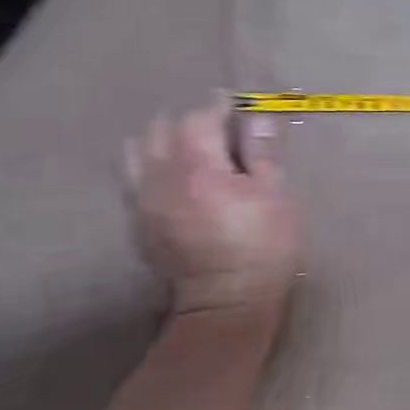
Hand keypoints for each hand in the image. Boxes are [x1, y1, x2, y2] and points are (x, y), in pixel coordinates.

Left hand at [123, 93, 301, 316]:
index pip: (199, 118)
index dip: (218, 107)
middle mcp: (161, 179)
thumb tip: (258, 116)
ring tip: (189, 150)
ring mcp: (143, 204)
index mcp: (198, 168)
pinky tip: (174, 179)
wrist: (227, 305)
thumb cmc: (263, 247)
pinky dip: (150, 168)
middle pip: (159, 130)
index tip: (235, 104)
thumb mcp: (276, 195)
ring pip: (136, 153)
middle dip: (187, 121)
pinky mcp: (139, 225)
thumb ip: (263, 152)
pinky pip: (133, 181)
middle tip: (216, 129)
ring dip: (160, 141)